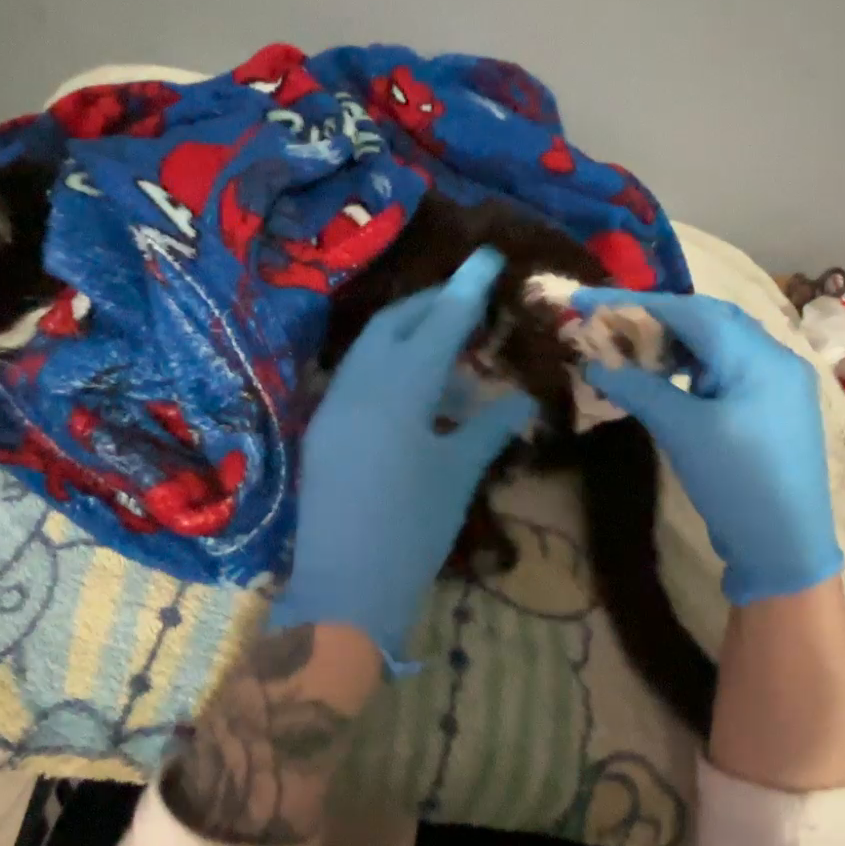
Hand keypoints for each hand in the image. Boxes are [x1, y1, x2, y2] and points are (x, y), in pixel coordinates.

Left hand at [270, 248, 538, 660]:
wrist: (344, 589)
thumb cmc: (413, 532)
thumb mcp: (458, 475)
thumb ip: (490, 427)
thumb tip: (523, 399)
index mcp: (399, 392)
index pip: (439, 325)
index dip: (466, 289)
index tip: (488, 256)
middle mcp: (358, 386)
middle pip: (394, 324)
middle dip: (430, 303)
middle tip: (467, 299)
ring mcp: (332, 405)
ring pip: (369, 348)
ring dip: (406, 333)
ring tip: (446, 341)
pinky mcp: (321, 427)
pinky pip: (355, 375)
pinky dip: (386, 364)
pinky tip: (413, 385)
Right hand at [573, 288, 841, 603]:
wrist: (786, 549)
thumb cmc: (736, 483)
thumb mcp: (682, 431)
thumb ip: (638, 388)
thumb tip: (594, 364)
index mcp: (760, 357)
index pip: (691, 311)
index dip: (636, 302)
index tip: (588, 301)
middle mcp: (776, 358)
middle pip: (707, 320)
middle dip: (655, 318)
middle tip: (608, 324)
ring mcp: (779, 383)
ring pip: (717, 344)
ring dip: (673, 343)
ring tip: (632, 352)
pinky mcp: (772, 407)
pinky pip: (726, 369)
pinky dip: (691, 367)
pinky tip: (666, 379)